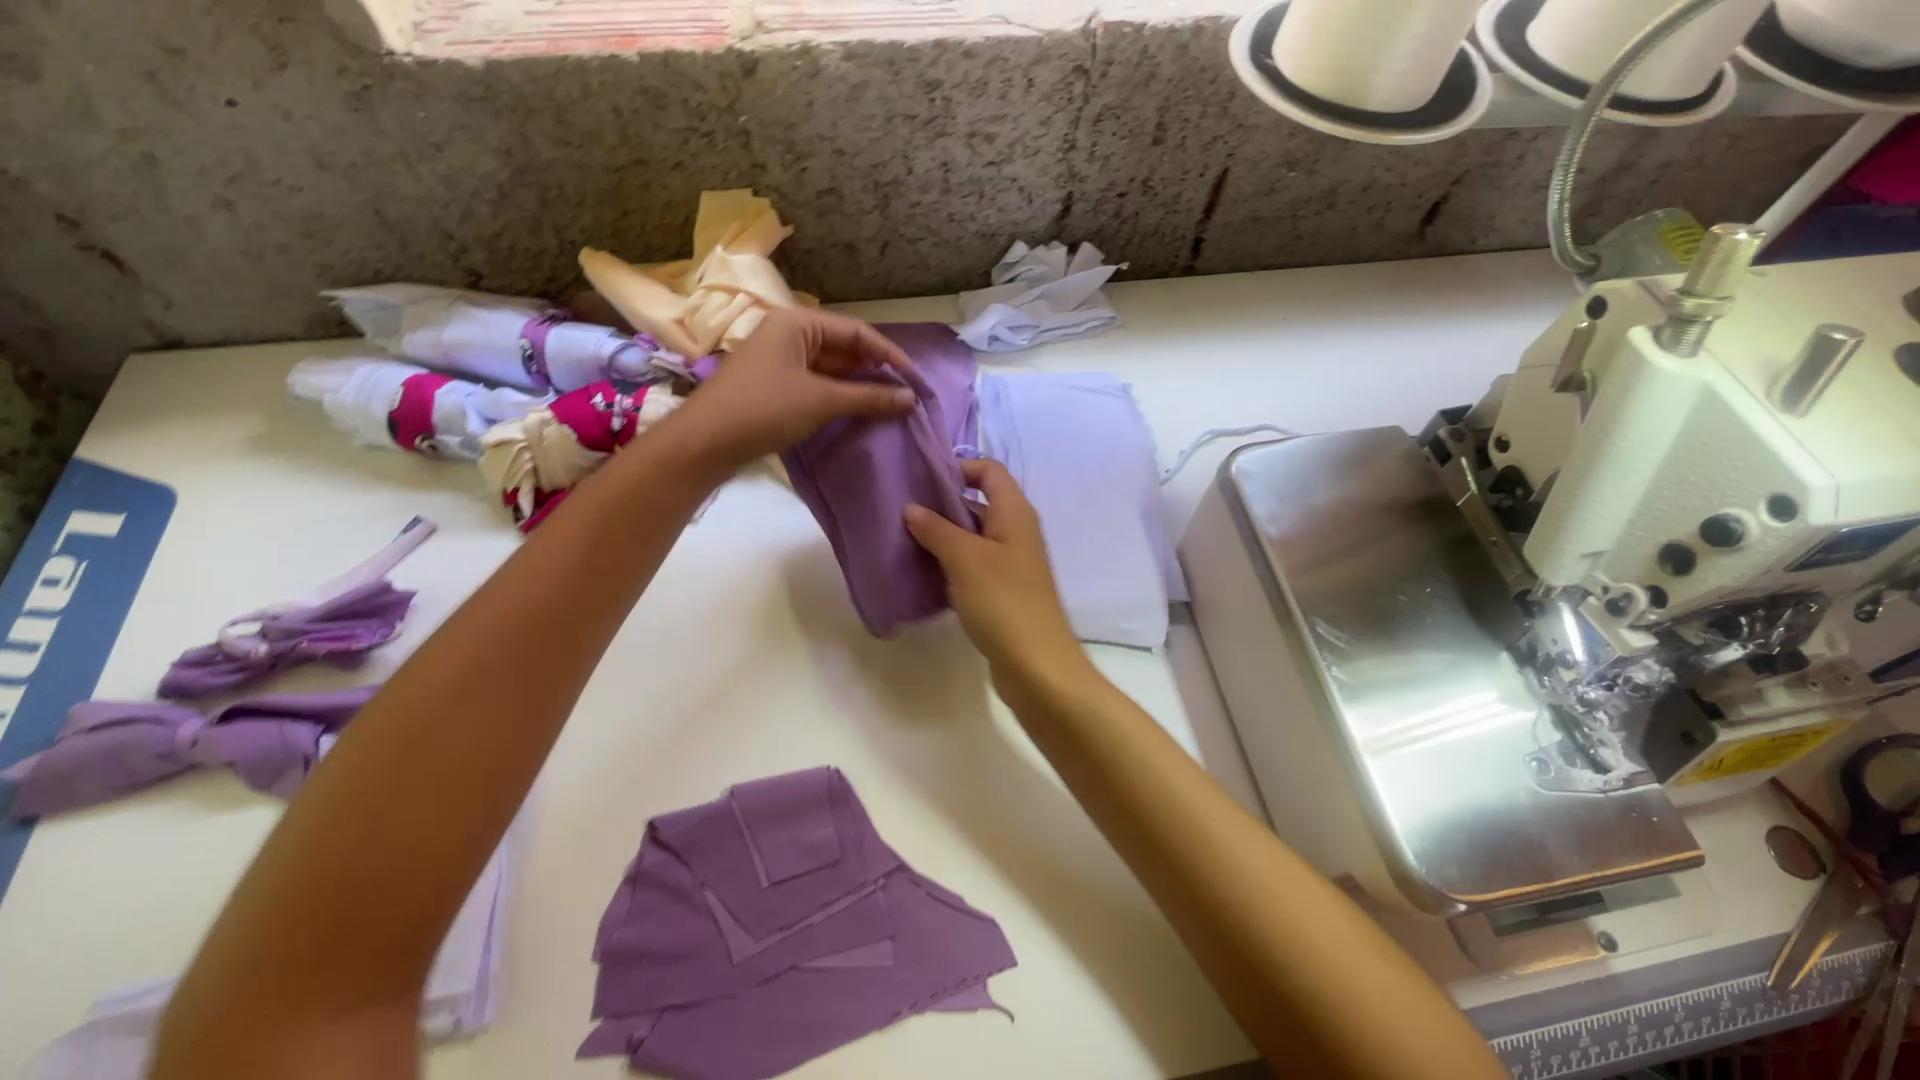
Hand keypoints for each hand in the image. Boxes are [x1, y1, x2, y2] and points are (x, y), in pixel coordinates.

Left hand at [668, 308, 915, 467]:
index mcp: (797, 323)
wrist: (704, 442)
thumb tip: (909, 399)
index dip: (888, 354)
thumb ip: (868, 398)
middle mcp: (788, 334)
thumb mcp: (821, 401)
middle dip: (874, 371)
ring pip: (830, 368)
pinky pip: (815, 384)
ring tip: (889, 407)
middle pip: (843, 348)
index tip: (914, 381)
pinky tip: (858, 414)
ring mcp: (778, 361)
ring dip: (857, 387)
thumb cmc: (764, 409)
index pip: (856, 332)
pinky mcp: (773, 387)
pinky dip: (838, 397)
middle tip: (905, 396)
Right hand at [904, 459, 1090, 690]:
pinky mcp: (1003, 592)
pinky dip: (950, 565)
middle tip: (901, 509)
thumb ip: (937, 530)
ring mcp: (1011, 564)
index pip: (990, 471)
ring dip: (942, 537)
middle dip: (942, 504)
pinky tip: (922, 574)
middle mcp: (1016, 532)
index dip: (959, 467)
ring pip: (972, 537)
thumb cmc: (1003, 602)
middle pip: (978, 503)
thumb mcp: (965, 560)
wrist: (1036, 665)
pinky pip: (973, 566)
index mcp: (1014, 513)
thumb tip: (912, 508)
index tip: (921, 478)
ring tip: (902, 539)